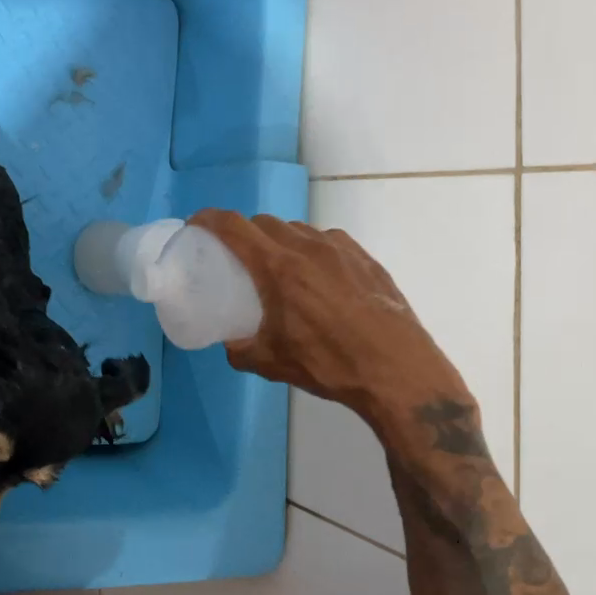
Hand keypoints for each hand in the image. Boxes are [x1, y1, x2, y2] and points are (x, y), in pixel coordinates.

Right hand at [189, 210, 474, 427]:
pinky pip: (329, 241)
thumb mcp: (272, 363)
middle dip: (245, 232)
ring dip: (280, 239)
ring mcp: (340, 250)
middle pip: (264, 223)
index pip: (232, 226)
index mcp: (277, 268)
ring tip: (281, 267)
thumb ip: (240, 349)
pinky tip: (319, 277)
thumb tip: (230, 343)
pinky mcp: (366, 259)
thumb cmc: (330, 365)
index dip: (208, 219)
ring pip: (298, 229)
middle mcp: (307, 248)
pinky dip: (313, 250)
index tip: (195, 225)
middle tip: (238, 256)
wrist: (400, 375)